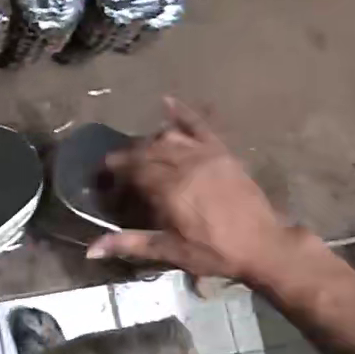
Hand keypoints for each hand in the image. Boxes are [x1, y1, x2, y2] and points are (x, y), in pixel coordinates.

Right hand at [88, 98, 317, 287]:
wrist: (263, 245)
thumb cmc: (214, 252)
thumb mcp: (170, 250)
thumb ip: (130, 243)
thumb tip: (91, 249)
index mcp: (170, 189)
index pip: (132, 168)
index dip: (114, 169)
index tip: (102, 176)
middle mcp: (185, 164)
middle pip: (146, 150)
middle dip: (127, 156)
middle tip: (116, 167)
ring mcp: (205, 154)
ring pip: (167, 138)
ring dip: (149, 142)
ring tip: (139, 152)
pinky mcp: (222, 152)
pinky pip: (199, 125)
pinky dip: (182, 112)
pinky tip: (166, 102)